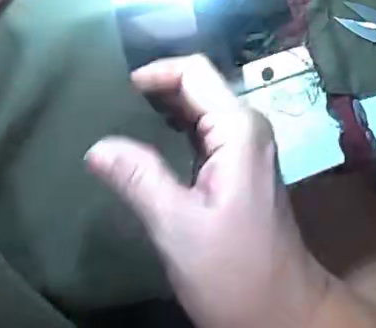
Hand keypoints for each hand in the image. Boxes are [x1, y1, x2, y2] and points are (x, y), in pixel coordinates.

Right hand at [86, 57, 333, 327]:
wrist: (279, 308)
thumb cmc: (231, 269)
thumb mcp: (176, 225)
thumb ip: (139, 178)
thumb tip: (96, 144)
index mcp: (238, 126)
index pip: (195, 72)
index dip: (155, 72)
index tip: (113, 87)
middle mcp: (247, 123)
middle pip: (199, 85)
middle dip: (155, 88)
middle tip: (106, 102)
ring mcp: (247, 142)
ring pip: (201, 107)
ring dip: (163, 108)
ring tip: (116, 118)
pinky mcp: (241, 162)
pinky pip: (205, 130)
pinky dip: (175, 128)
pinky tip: (145, 142)